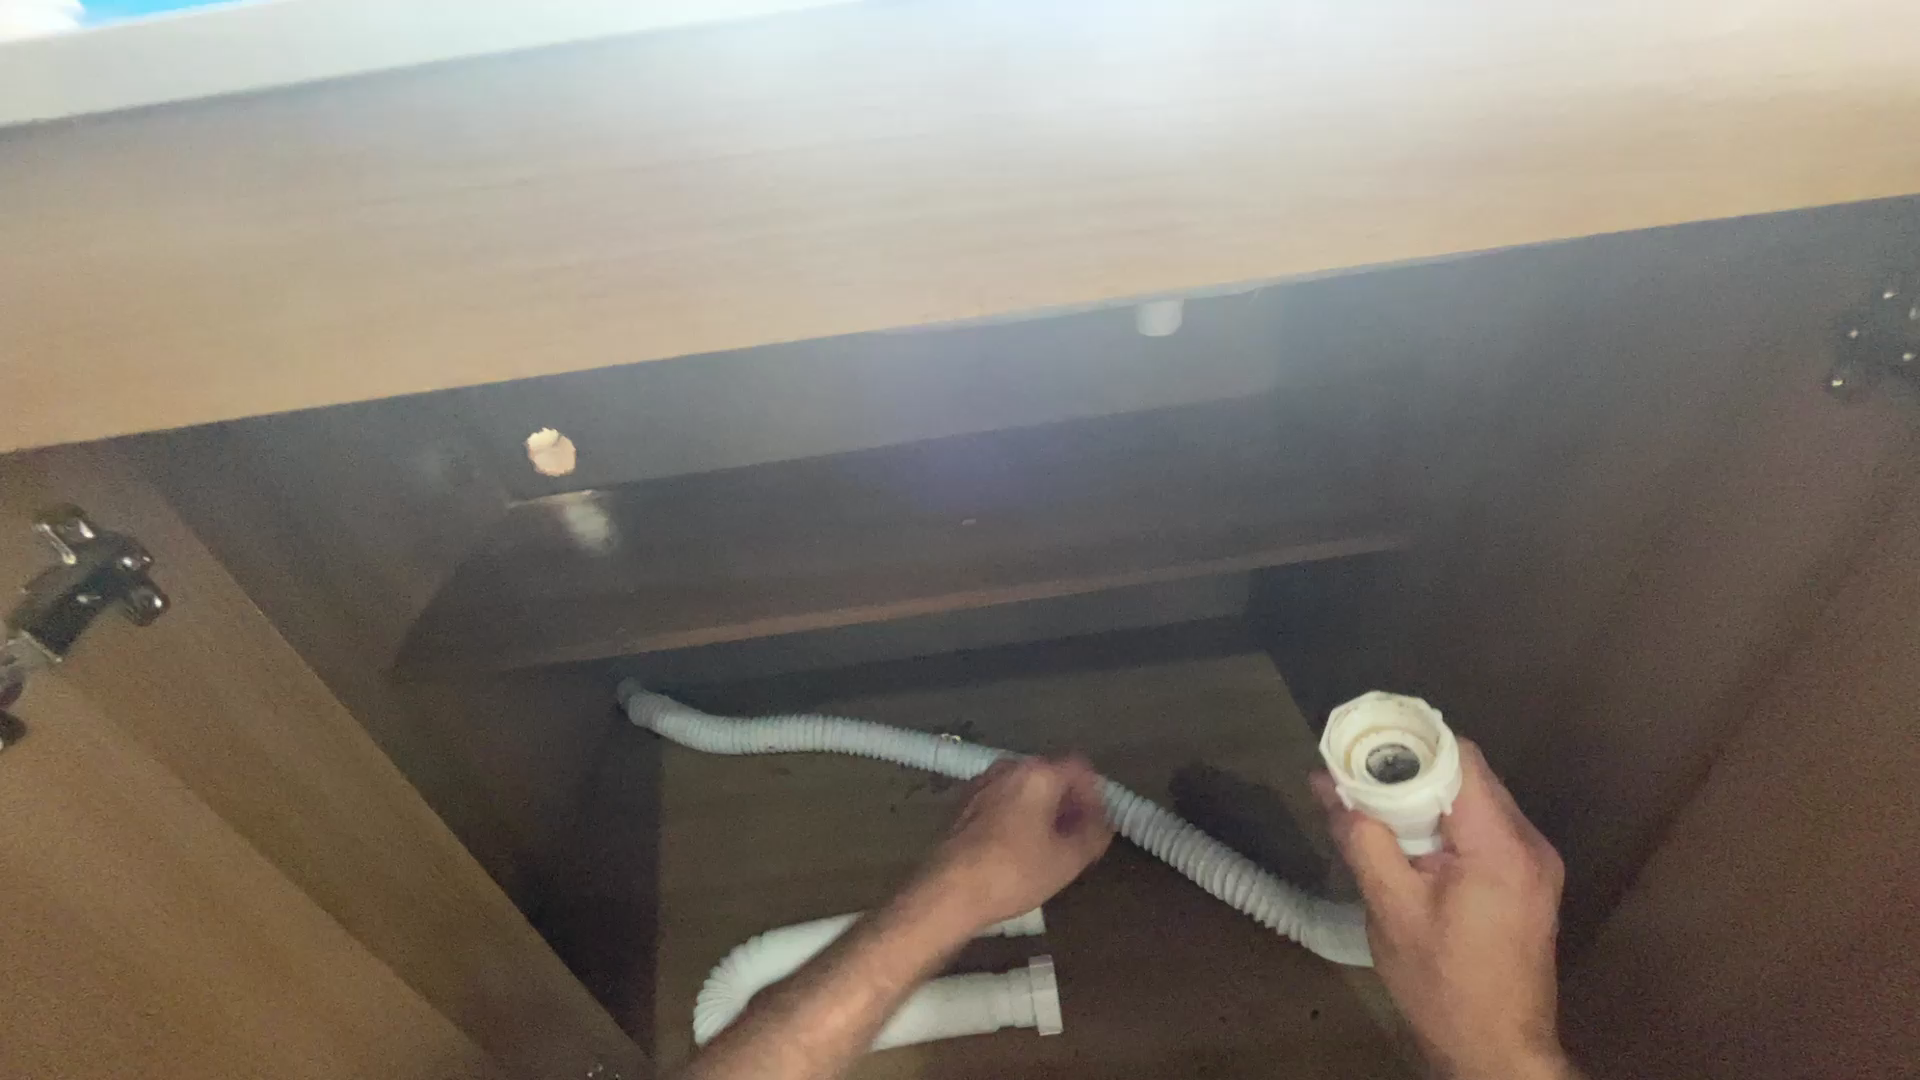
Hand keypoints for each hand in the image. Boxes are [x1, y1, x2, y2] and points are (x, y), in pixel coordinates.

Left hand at [920, 756, 1114, 930]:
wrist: (948, 888)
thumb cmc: (1014, 872)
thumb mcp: (1067, 860)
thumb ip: (1093, 835)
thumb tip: (1102, 822)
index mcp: (1038, 773)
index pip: (1080, 767)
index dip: (1094, 793)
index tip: (1096, 822)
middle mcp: (1008, 767)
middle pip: (1050, 774)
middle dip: (1067, 801)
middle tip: (1075, 835)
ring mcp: (981, 781)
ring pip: (1024, 786)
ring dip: (1041, 808)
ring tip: (1046, 845)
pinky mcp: (962, 801)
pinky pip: (1001, 798)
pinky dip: (1015, 813)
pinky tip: (1015, 846)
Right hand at [1313, 739, 1576, 1079]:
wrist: (1495, 1052)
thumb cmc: (1441, 981)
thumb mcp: (1389, 906)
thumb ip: (1359, 835)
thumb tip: (1323, 782)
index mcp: (1501, 848)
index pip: (1459, 760)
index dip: (1410, 740)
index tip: (1363, 737)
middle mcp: (1528, 845)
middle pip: (1465, 774)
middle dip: (1407, 766)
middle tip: (1354, 767)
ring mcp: (1532, 863)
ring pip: (1470, 797)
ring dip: (1419, 792)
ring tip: (1367, 795)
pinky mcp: (1524, 880)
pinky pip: (1477, 825)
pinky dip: (1436, 817)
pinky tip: (1398, 831)